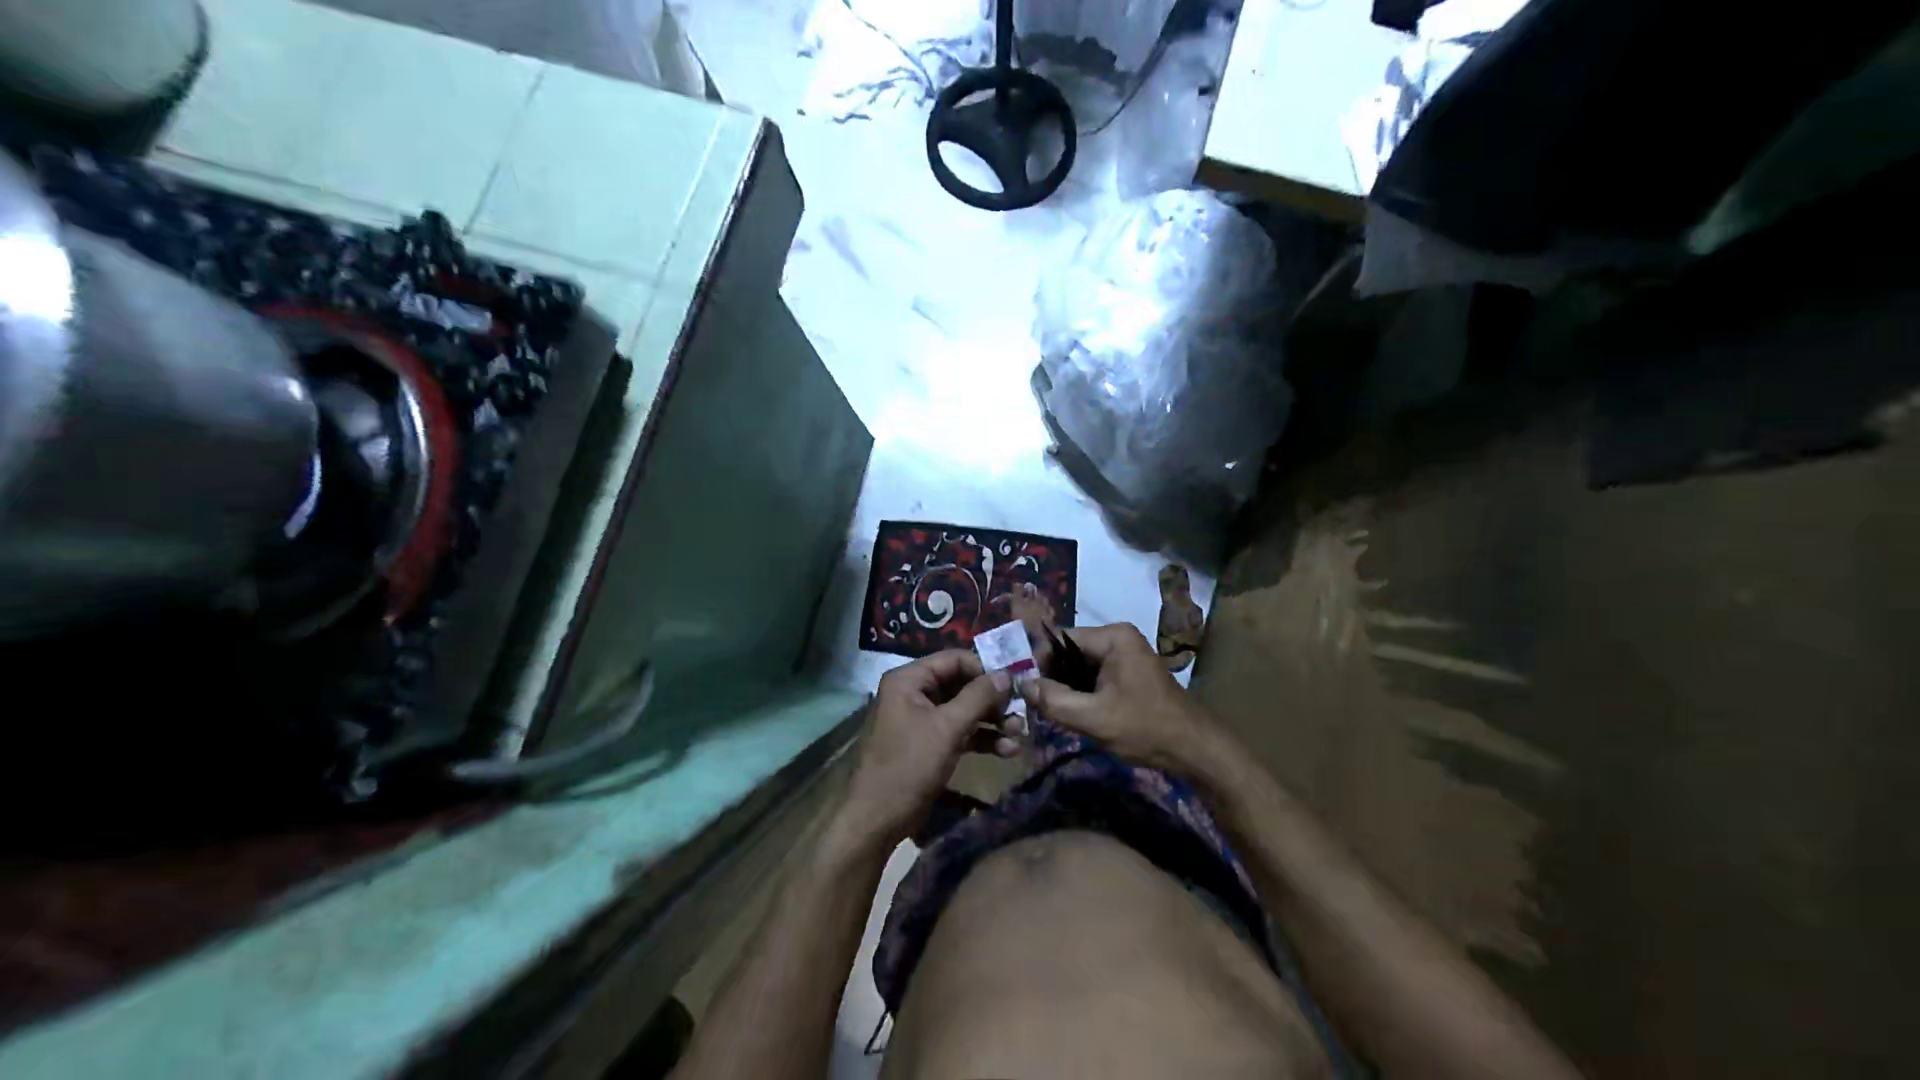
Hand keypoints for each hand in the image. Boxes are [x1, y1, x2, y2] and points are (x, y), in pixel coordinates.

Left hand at [833, 651, 1012, 854]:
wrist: (877, 819)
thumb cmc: (909, 765)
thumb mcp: (947, 728)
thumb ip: (978, 697)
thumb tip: (1006, 674)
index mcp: (909, 680)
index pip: (954, 660)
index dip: (985, 669)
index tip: (1015, 684)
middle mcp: (913, 693)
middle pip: (961, 685)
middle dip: (993, 700)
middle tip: (1022, 712)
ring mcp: (920, 720)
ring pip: (963, 711)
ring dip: (991, 721)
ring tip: (1019, 734)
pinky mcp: (928, 745)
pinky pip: (959, 732)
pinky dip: (981, 739)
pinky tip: (1007, 751)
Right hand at [1020, 623, 1222, 772]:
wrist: (1195, 750)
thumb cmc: (1146, 728)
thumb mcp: (1094, 718)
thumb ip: (1054, 700)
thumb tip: (1021, 685)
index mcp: (1113, 637)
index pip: (1060, 639)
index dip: (1039, 662)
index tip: (1022, 688)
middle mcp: (1118, 638)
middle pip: (1069, 652)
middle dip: (1052, 677)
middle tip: (1034, 704)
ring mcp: (1125, 656)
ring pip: (1079, 667)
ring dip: (1065, 688)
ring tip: (1049, 711)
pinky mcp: (1127, 674)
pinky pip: (1093, 677)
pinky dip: (1081, 693)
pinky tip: (1071, 714)